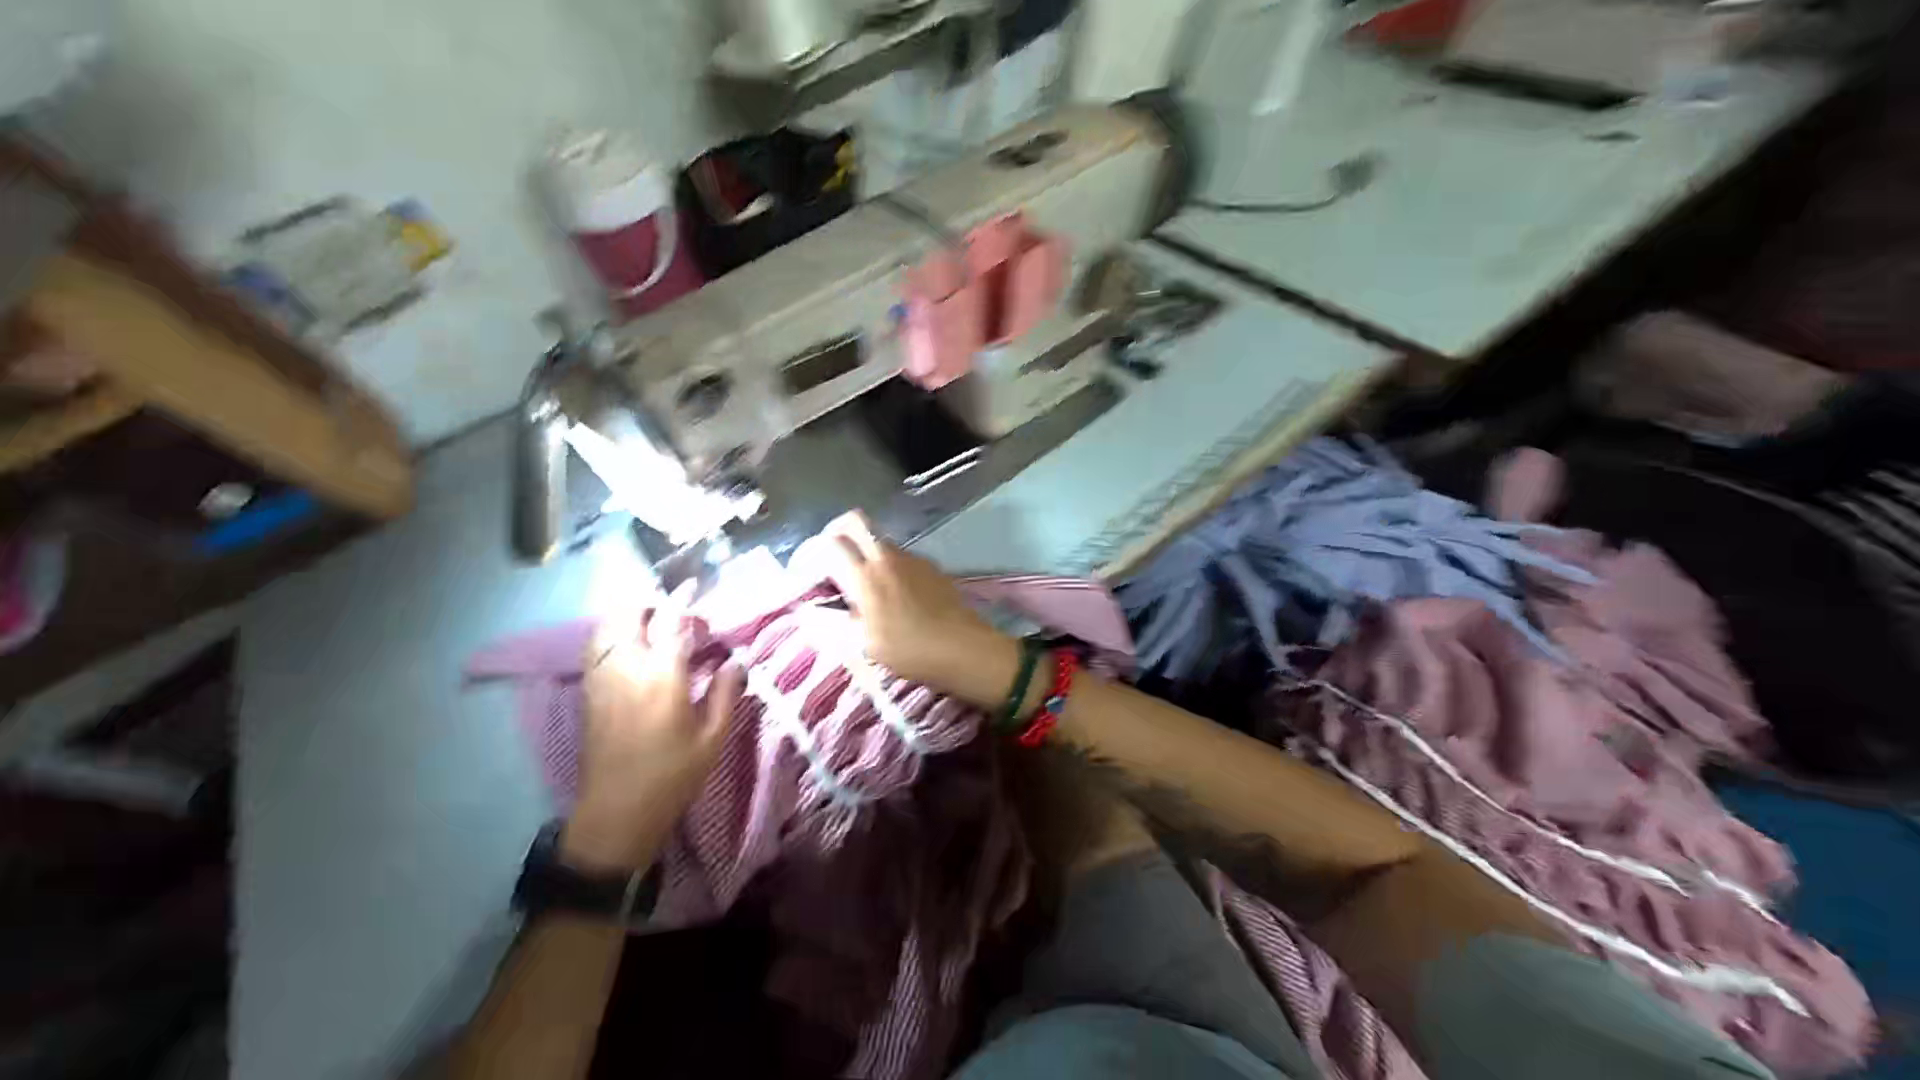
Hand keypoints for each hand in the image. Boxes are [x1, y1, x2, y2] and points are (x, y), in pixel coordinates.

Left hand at [562, 596, 744, 871]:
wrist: (616, 813)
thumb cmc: (672, 776)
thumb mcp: (713, 738)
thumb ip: (725, 694)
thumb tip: (736, 662)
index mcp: (663, 676)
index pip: (674, 622)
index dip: (687, 602)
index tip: (699, 588)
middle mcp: (628, 667)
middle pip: (630, 614)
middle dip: (651, 602)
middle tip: (672, 608)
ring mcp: (602, 677)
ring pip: (606, 627)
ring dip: (627, 616)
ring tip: (649, 621)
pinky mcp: (588, 691)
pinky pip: (595, 647)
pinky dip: (610, 634)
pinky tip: (628, 645)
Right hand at [799, 512, 1021, 710]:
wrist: (964, 650)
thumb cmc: (910, 650)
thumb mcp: (864, 644)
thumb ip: (833, 623)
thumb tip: (809, 612)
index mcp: (865, 576)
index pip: (830, 543)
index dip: (812, 551)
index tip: (806, 569)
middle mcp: (886, 557)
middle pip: (855, 523)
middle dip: (837, 532)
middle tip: (830, 555)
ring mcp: (912, 558)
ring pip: (879, 540)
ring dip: (865, 551)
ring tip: (863, 583)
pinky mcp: (931, 567)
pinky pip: (901, 557)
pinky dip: (889, 565)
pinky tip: (894, 594)